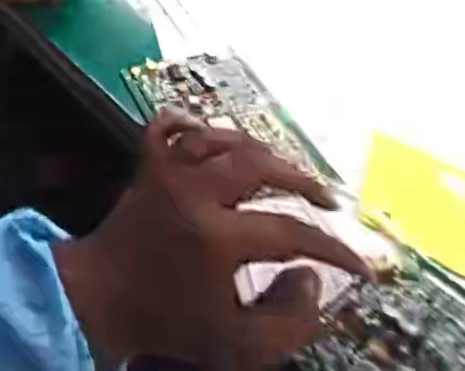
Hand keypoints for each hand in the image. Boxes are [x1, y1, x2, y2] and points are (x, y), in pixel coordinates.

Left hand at [54, 111, 373, 370]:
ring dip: (252, 147)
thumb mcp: (245, 343)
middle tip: (328, 201)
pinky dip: (185, 122)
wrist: (101, 293)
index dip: (336, 250)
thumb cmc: (170, 322)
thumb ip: (292, 316)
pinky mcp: (143, 169)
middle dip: (301, 179)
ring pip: (212, 138)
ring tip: (282, 166)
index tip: (362, 267)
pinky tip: (208, 129)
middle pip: (254, 164)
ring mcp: (162, 174)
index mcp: (216, 236)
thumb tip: (311, 276)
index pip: (292, 232)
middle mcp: (190, 192)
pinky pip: (161, 129)